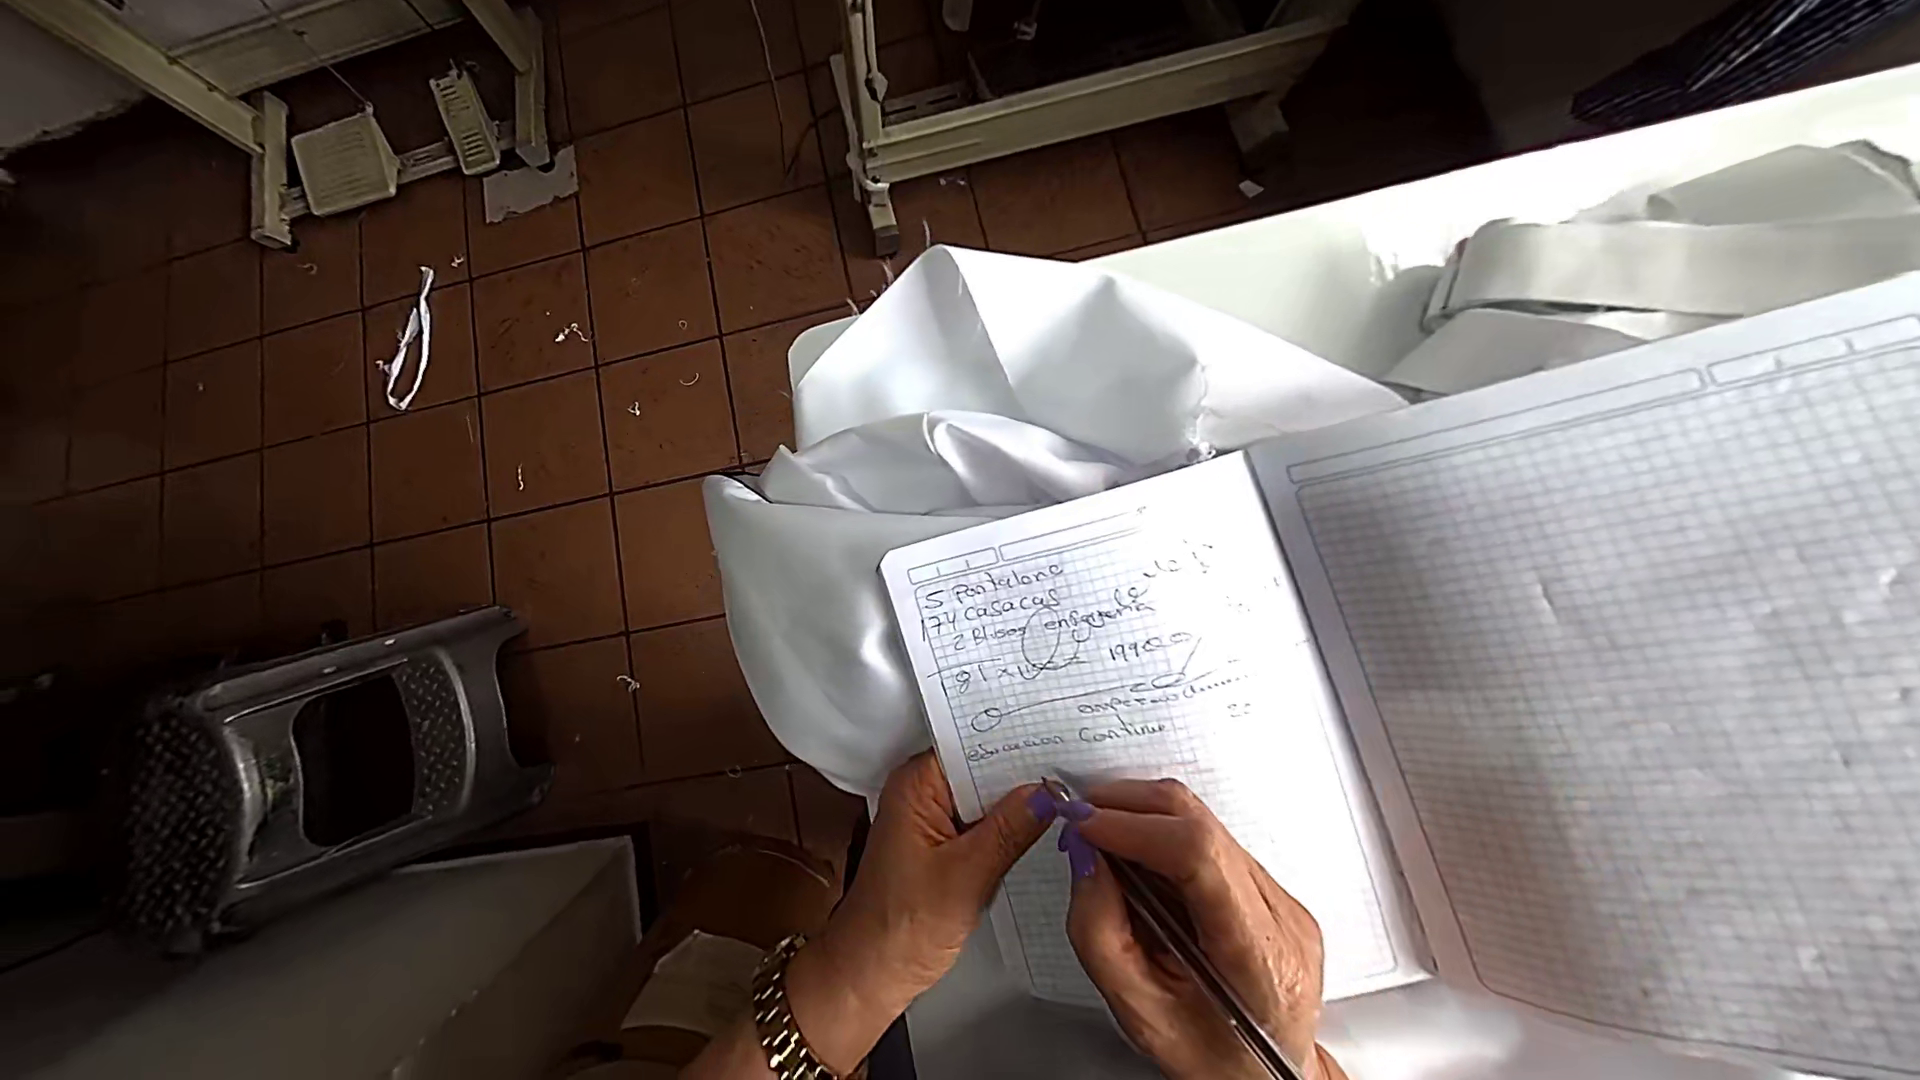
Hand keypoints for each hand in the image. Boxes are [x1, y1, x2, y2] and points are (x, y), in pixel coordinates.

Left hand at [785, 752, 1049, 1072]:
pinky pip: (982, 815)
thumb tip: (1047, 793)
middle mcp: (922, 789)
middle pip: (981, 765)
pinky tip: (1037, 822)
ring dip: (1017, 797)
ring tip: (1062, 793)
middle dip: (1022, 771)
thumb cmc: (898, 928)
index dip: (1014, 742)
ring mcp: (932, 813)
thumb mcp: (965, 876)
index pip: (972, 744)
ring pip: (985, 792)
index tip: (1055, 741)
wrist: (871, 975)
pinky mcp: (943, 836)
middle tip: (1070, 771)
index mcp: (916, 783)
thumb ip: (1010, 829)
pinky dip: (1007, 821)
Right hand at [1066, 779, 1344, 1079]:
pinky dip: (1153, 826)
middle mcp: (1279, 914)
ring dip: (1135, 812)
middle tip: (1078, 821)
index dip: (1133, 826)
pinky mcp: (1261, 879)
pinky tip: (1130, 853)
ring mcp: (1276, 892)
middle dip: (1124, 805)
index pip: (1198, 855)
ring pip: (1196, 815)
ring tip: (1099, 839)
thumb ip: (1101, 933)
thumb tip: (1085, 858)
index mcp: (1259, 956)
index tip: (1085, 824)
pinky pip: (1200, 828)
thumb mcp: (1140, 1015)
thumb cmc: (1212, 1060)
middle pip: (1195, 820)